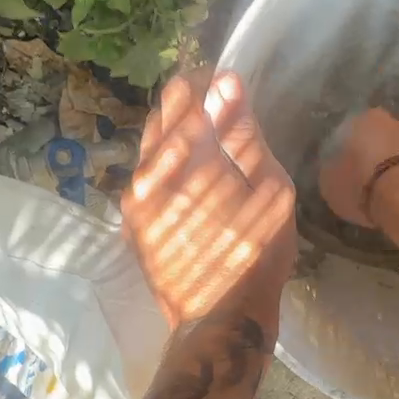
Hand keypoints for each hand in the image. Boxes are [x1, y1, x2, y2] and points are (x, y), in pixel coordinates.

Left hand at [124, 69, 296, 328]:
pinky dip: (169, 167)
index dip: (207, 84)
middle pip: (161, 116)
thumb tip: (226, 80)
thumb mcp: (267, 189)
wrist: (219, 318)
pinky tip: (194, 183)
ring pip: (150, 146)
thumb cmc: (256, 252)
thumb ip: (243, 133)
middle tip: (223, 118)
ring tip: (211, 150)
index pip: (183, 93)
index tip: (229, 90)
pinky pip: (147, 177)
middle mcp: (148, 169)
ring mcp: (134, 198)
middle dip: (191, 108)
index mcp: (183, 155)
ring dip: (177, 137)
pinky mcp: (132, 222)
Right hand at [317, 108, 398, 228]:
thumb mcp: (330, 182)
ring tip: (391, 193)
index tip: (346, 171)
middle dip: (377, 155)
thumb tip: (335, 167)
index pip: (352, 130)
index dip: (347, 151)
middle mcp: (398, 121)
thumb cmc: (363, 186)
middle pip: (383, 137)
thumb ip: (332, 169)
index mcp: (367, 119)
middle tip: (369, 181)